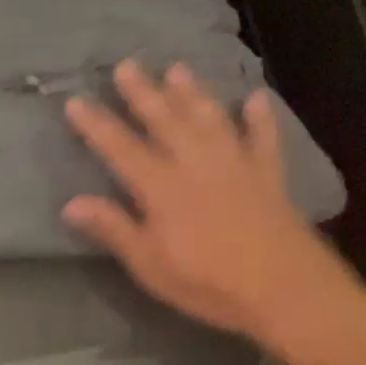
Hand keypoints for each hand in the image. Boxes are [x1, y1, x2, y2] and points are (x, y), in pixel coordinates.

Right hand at [62, 60, 365, 348]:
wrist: (295, 299)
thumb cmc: (211, 286)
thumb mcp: (150, 265)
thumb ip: (113, 229)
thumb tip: (71, 203)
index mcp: (163, 190)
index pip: (121, 149)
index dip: (97, 124)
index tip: (76, 100)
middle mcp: (199, 169)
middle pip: (166, 123)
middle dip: (144, 94)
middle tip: (127, 65)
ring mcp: (238, 172)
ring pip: (210, 123)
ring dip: (192, 95)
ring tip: (178, 68)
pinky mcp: (270, 182)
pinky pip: (264, 142)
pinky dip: (260, 120)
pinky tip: (255, 99)